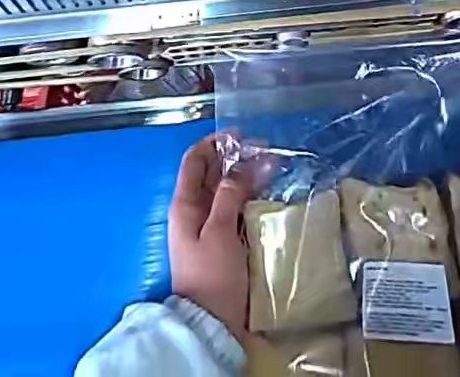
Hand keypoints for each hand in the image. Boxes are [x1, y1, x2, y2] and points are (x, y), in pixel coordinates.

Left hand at [169, 133, 252, 337]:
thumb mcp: (219, 231)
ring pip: (228, 187)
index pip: (195, 160)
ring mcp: (210, 224)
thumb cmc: (211, 274)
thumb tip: (240, 167)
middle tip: (265, 149)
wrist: (213, 324)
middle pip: (214, 171)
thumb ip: (229, 194)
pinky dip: (251, 194)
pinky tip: (269, 189)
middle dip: (237, 157)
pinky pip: (237, 206)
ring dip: (248, 174)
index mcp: (186, 204)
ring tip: (273, 165)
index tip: (239, 135)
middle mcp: (195, 209)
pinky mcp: (225, 237)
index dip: (214, 143)